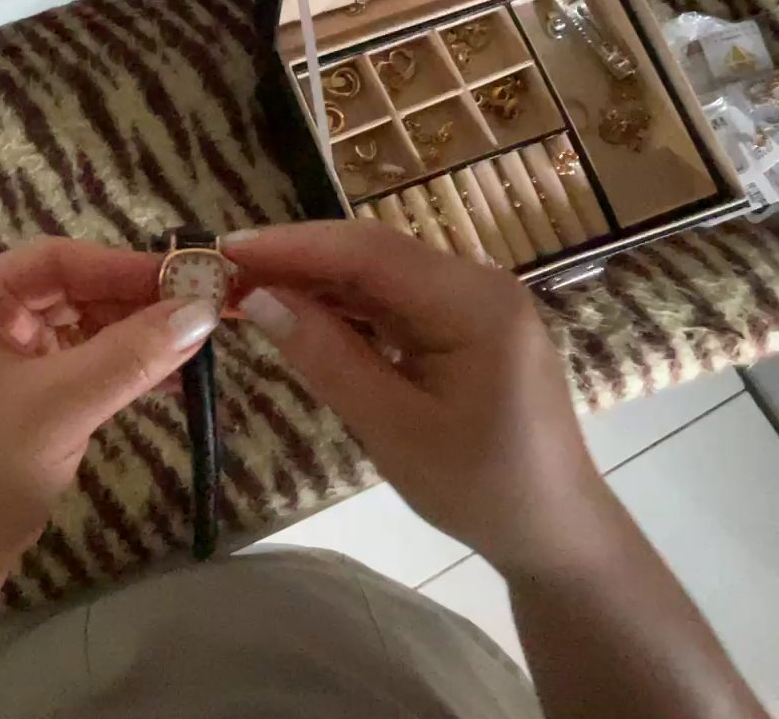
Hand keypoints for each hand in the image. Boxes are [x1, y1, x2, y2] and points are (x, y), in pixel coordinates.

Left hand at [0, 238, 218, 694]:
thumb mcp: (59, 406)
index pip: (56, 260)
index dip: (122, 264)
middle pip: (71, 290)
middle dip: (133, 302)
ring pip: (80, 330)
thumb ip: (131, 354)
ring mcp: (4, 364)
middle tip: (199, 314)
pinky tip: (167, 379)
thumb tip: (204, 309)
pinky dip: (121, 370)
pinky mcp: (24, 402)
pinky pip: (80, 368)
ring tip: (193, 348)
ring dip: (134, 337)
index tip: (186, 279)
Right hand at [224, 220, 617, 575]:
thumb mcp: (393, 429)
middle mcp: (475, 283)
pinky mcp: (457, 320)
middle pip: (370, 252)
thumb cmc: (481, 489)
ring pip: (374, 272)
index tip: (229, 249)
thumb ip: (327, 358)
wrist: (553, 532)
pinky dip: (339, 302)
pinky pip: (387, 297)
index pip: (368, 252)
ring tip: (247, 287)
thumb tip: (257, 300)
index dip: (294, 245)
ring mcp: (468, 299)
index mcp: (475, 302)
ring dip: (311, 278)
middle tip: (225, 269)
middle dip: (295, 257)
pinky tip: (299, 310)